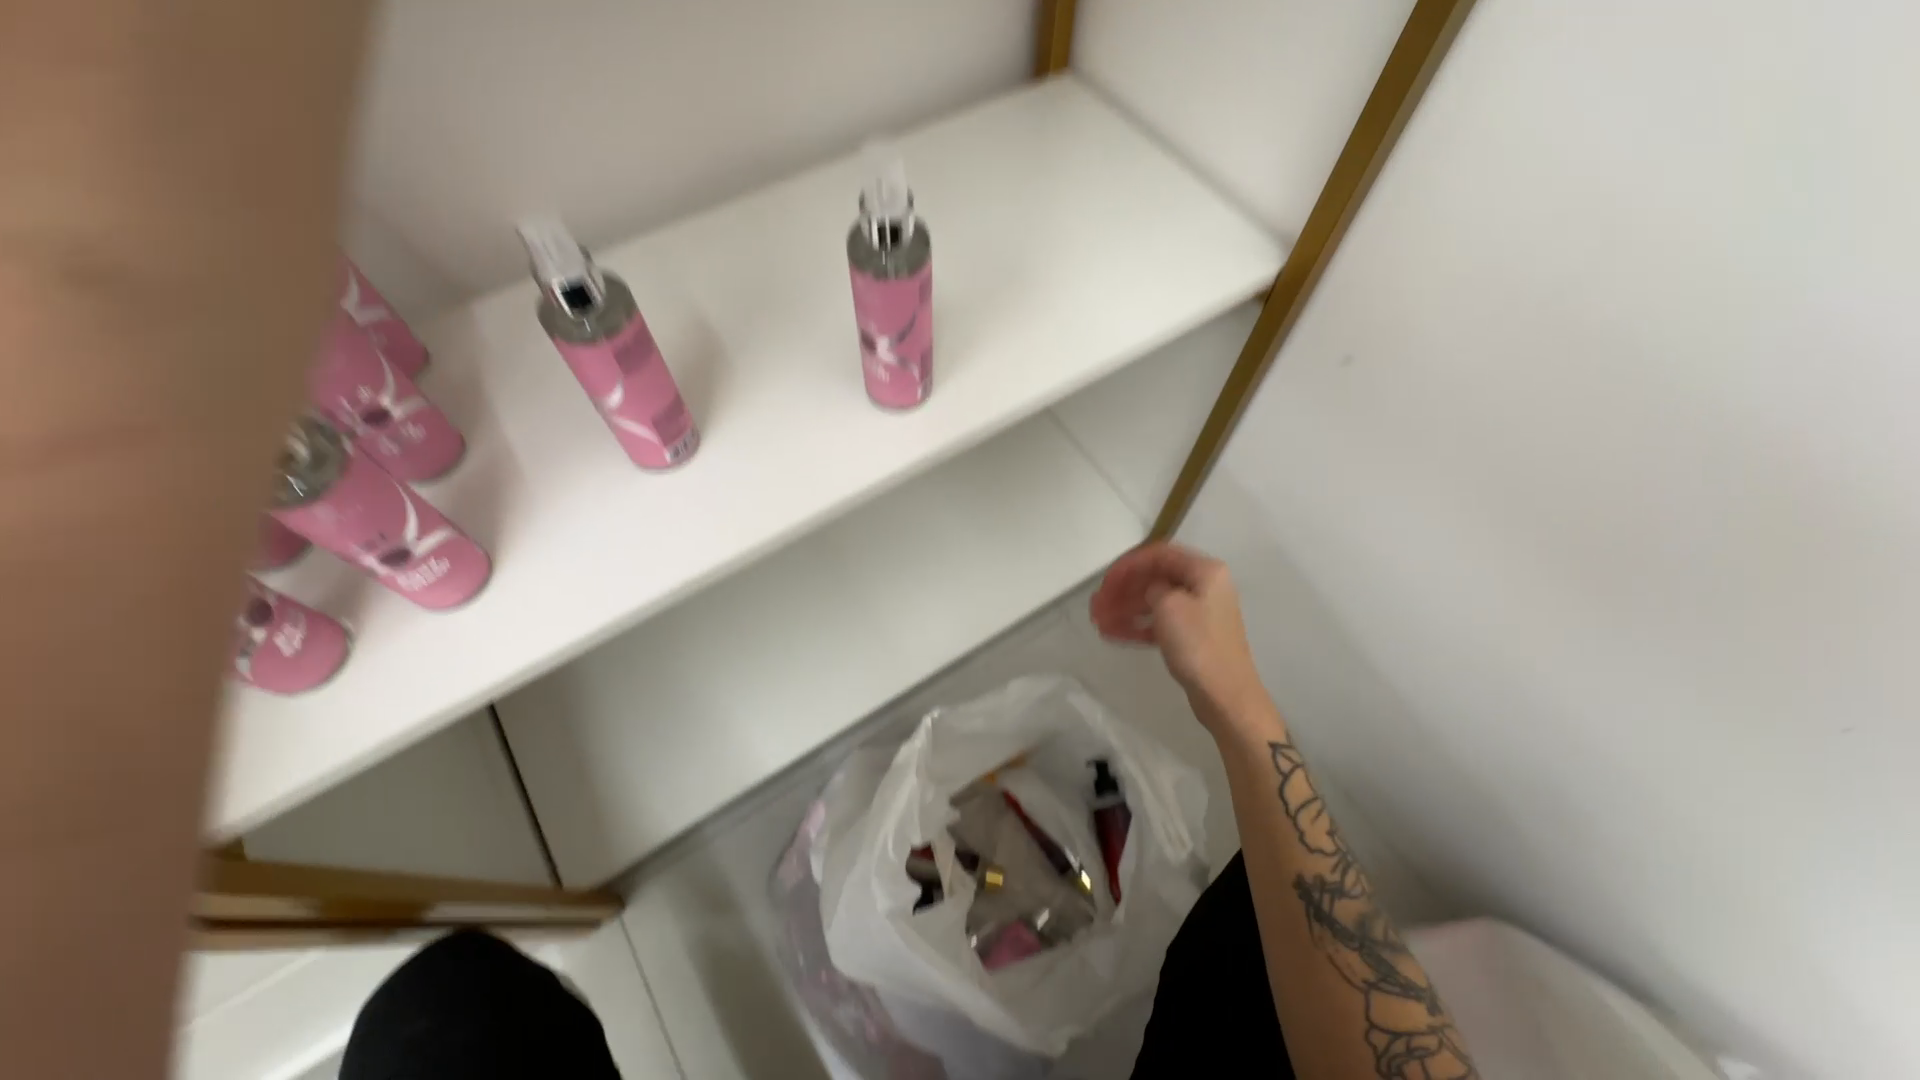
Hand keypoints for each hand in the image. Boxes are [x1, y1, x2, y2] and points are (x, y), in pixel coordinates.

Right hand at [1090, 543, 1265, 732]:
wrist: (1225, 695)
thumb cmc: (1198, 644)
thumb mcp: (1169, 606)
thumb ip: (1152, 587)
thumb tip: (1149, 590)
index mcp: (1205, 571)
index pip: (1159, 555)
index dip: (1128, 565)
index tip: (1105, 581)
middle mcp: (1204, 586)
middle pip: (1155, 579)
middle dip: (1122, 591)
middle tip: (1096, 606)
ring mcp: (1198, 613)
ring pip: (1154, 603)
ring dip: (1124, 609)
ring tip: (1098, 622)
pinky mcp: (1192, 636)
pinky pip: (1159, 623)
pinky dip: (1136, 626)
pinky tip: (1112, 634)